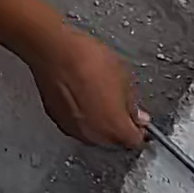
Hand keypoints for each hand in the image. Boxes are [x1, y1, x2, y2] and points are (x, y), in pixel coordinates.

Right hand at [28, 31, 145, 147]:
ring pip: (93, 133)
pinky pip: (75, 123)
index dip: (138, 127)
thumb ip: (132, 102)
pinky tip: (80, 95)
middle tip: (117, 103)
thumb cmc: (88, 60)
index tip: (137, 116)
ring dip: (98, 121)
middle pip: (113, 141)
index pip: (134, 140)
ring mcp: (73, 129)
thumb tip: (135, 113)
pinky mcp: (56, 119)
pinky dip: (80, 115)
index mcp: (115, 127)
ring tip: (96, 95)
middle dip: (117, 126)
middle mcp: (93, 135)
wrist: (55, 51)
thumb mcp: (123, 76)